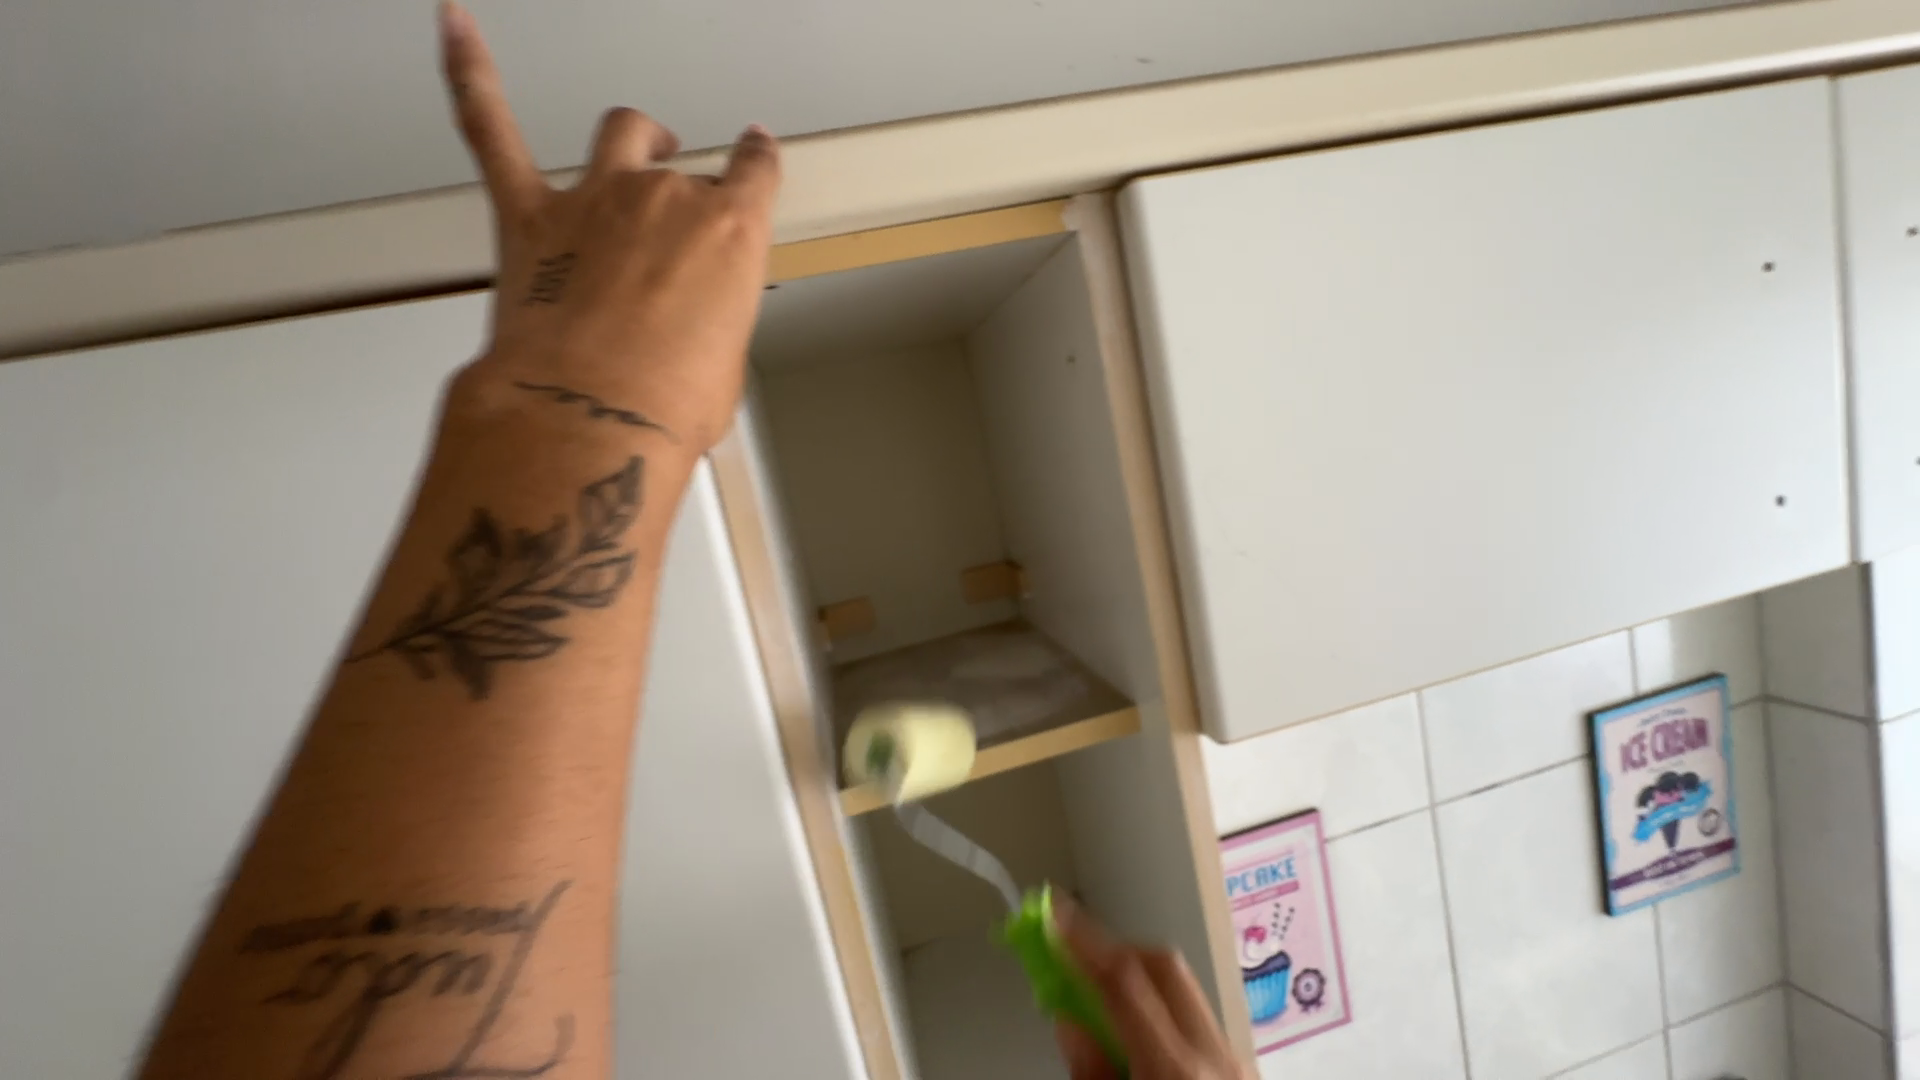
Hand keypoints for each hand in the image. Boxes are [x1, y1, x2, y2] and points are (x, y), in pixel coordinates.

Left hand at [437, 1, 780, 453]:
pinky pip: (491, 127)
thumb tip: (693, 333)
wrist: (594, 415)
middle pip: (686, 174)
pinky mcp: (530, 215)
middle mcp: (667, 200)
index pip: (756, 172)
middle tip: (688, 232)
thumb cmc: (665, 402)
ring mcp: (597, 199)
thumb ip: (714, 325)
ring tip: (642, 139)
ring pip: (621, 134)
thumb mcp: (726, 368)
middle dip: (692, 197)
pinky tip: (457, 30)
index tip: (758, 151)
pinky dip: (471, 74)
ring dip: (638, 136)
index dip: (759, 161)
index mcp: (731, 234)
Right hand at [1057, 901, 1250, 1079]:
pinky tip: (1142, 1032)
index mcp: (1174, 1072)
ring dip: (1141, 977)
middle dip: (1117, 949)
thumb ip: (1090, 1071)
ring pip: (1184, 985)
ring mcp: (1235, 1060)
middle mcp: (1214, 1056)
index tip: (1053, 910)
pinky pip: (1197, 1014)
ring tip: (1105, 1002)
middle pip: (1163, 964)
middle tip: (1078, 958)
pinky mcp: (1242, 1068)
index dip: (1083, 939)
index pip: (1124, 982)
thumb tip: (1068, 1017)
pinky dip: (1163, 1007)